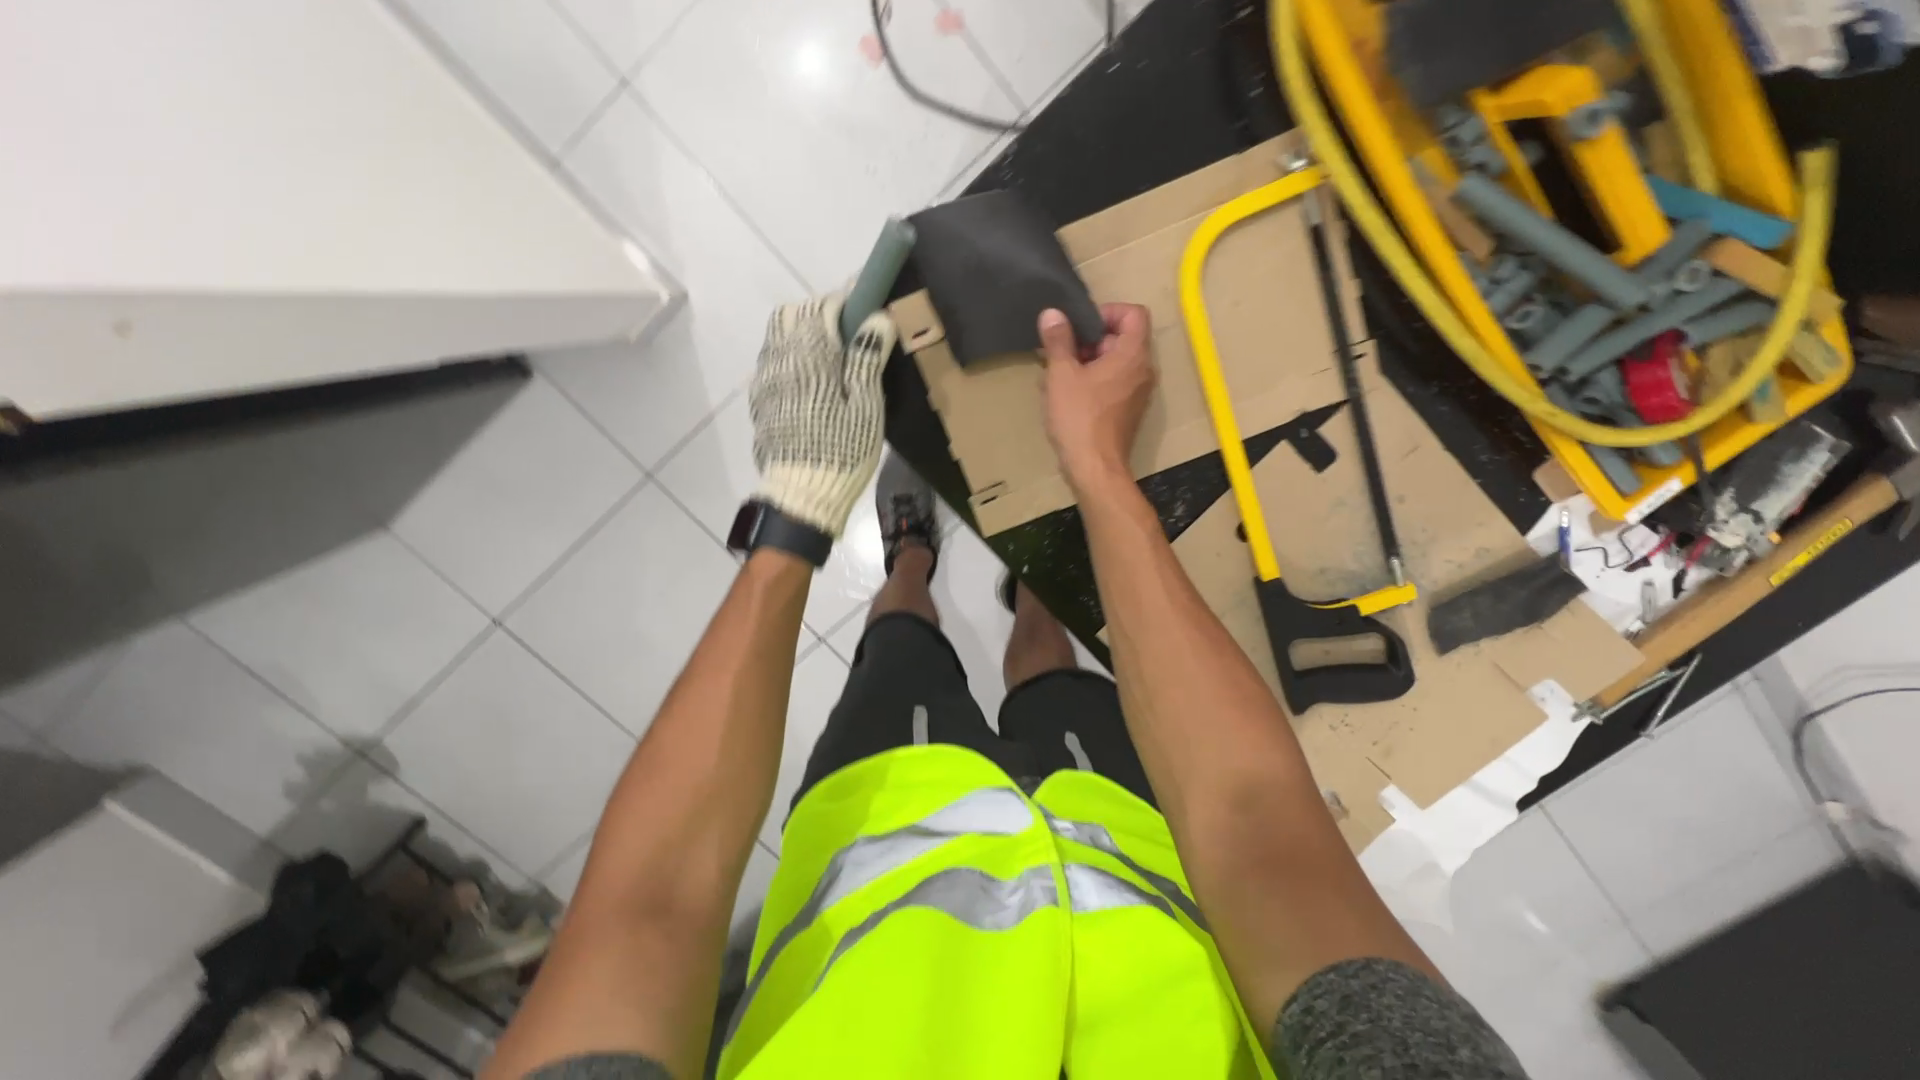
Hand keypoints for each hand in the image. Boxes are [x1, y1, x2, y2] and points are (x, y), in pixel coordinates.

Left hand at [749, 294, 897, 537]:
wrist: (801, 495)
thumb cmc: (841, 450)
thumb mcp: (866, 406)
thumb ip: (867, 358)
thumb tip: (877, 318)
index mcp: (810, 356)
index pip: (823, 306)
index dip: (847, 300)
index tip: (868, 306)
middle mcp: (780, 359)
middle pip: (793, 314)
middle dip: (820, 313)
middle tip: (848, 332)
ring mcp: (765, 380)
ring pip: (778, 336)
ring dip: (803, 334)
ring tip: (830, 356)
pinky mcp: (760, 400)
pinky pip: (772, 363)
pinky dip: (791, 358)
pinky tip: (811, 381)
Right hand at [1038, 303, 1155, 494]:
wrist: (1095, 468)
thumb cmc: (1079, 418)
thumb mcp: (1061, 374)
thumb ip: (1058, 340)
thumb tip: (1053, 313)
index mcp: (1133, 355)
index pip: (1134, 313)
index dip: (1107, 311)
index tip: (1080, 326)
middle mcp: (1143, 370)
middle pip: (1122, 337)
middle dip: (1089, 339)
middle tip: (1060, 350)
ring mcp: (1138, 392)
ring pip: (1115, 362)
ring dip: (1086, 361)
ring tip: (1055, 372)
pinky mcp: (1128, 410)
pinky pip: (1113, 382)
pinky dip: (1092, 380)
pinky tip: (1064, 392)